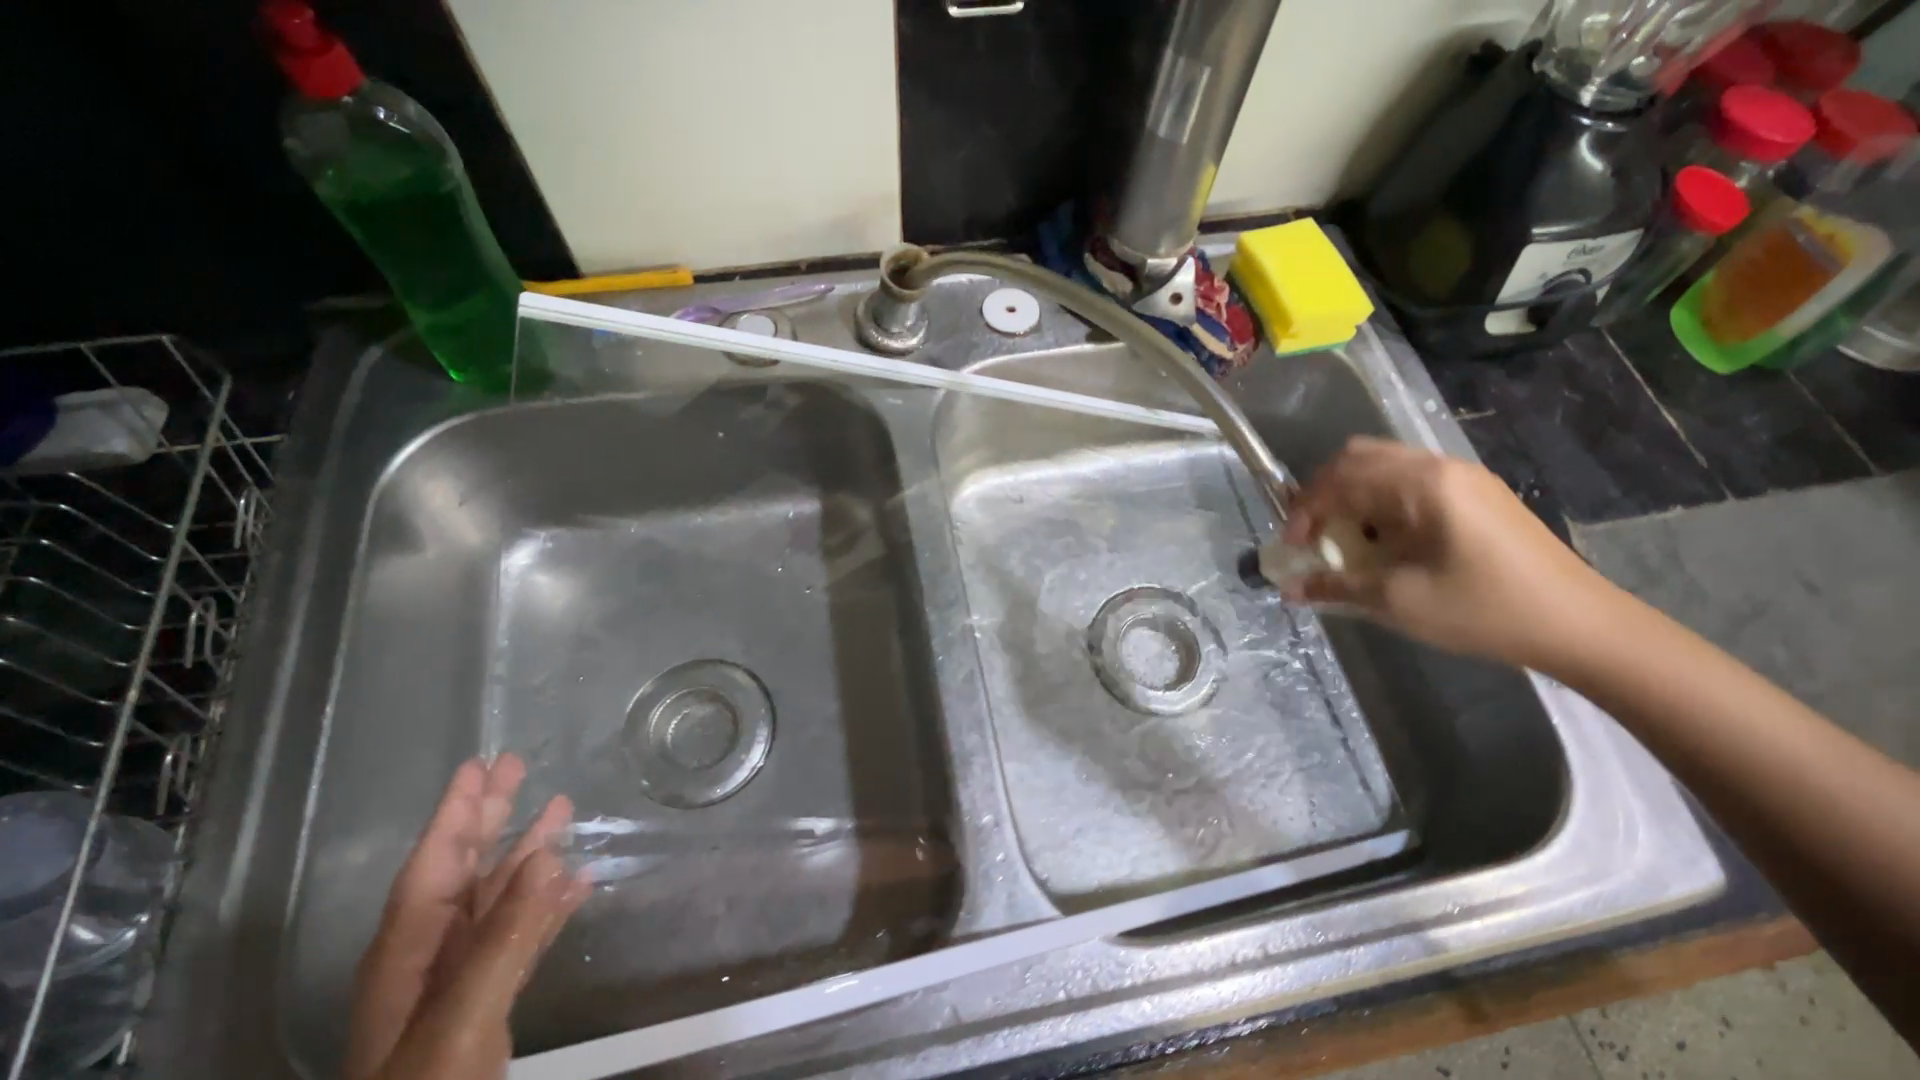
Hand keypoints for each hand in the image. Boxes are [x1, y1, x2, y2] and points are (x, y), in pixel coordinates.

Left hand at [343, 754, 586, 1079]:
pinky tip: (577, 888)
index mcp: (408, 952)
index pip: (435, 865)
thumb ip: (502, 939)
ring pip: (496, 901)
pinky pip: (520, 938)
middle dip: (490, 818)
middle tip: (518, 766)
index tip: (480, 764)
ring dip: (527, 856)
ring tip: (564, 813)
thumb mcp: (460, 1017)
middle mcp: (429, 958)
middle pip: (462, 872)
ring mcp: (458, 984)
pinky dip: (547, 908)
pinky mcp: (486, 1007)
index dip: (457, 813)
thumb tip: (547, 858)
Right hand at [1282, 436, 1612, 669]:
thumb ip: (1337, 586)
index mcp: (1422, 484)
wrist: (1578, 624)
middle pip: (1360, 458)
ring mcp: (1464, 477)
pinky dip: (1382, 503)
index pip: (1340, 478)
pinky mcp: (1479, 495)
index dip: (1305, 510)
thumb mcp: (1399, 601)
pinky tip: (1386, 542)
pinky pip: (1413, 483)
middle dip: (1324, 494)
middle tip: (1312, 535)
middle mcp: (1440, 466)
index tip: (1292, 549)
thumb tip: (1290, 589)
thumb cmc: (1483, 610)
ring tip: (1345, 540)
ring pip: (1386, 467)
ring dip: (1353, 497)